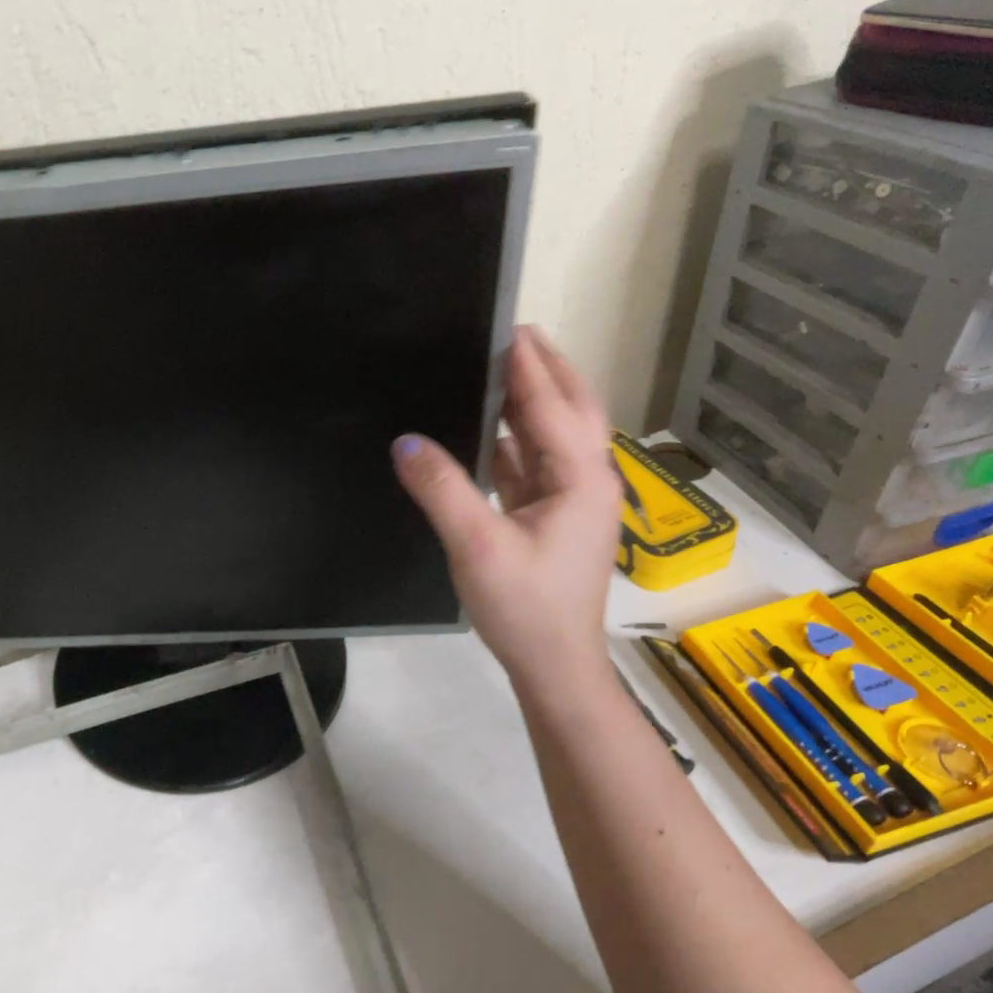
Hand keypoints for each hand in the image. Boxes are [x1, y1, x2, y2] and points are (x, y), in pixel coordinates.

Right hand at [392, 326, 620, 680]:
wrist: (556, 667)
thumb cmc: (526, 608)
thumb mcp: (478, 547)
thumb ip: (442, 489)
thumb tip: (405, 442)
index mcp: (580, 479)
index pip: (552, 407)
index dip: (529, 365)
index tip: (506, 325)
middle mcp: (587, 480)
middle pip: (573, 410)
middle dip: (547, 370)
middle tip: (511, 335)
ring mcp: (574, 499)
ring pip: (557, 434)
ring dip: (533, 400)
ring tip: (498, 369)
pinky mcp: (556, 516)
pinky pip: (538, 462)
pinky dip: (517, 437)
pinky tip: (489, 427)